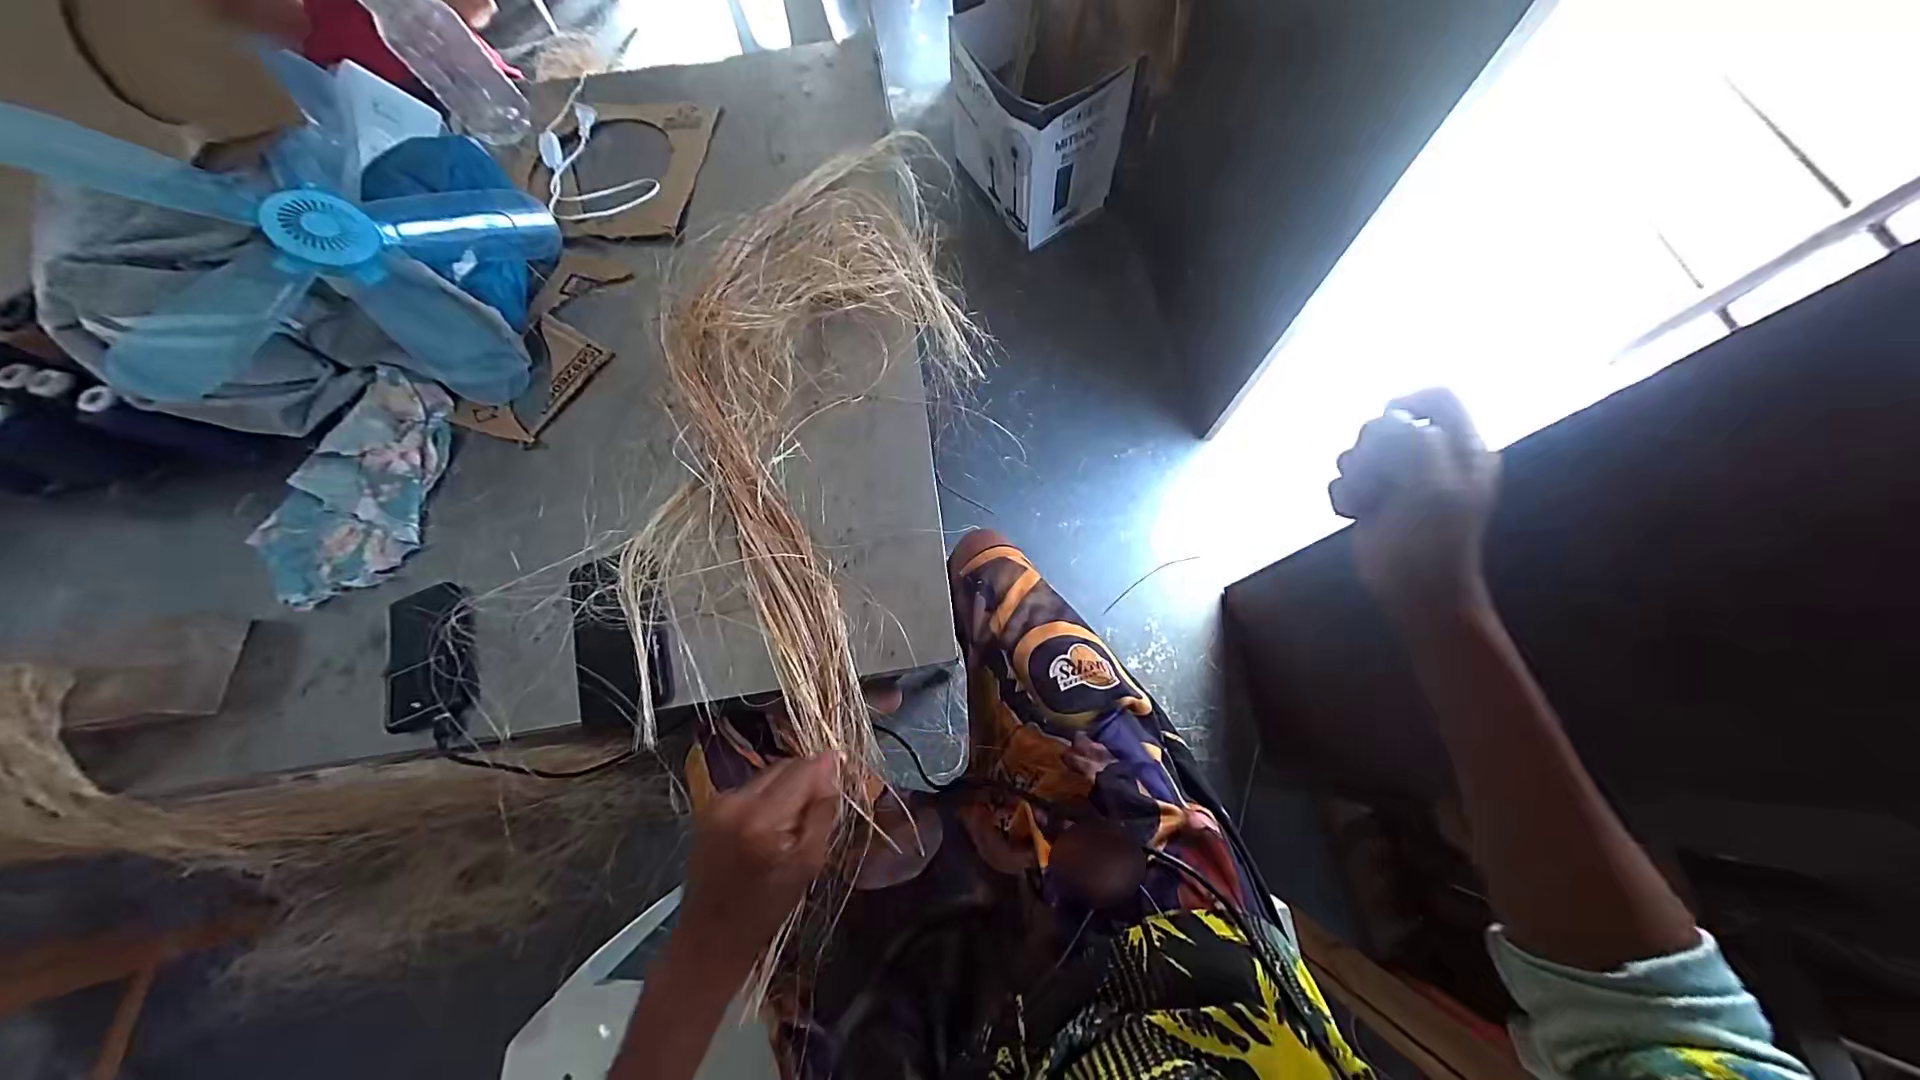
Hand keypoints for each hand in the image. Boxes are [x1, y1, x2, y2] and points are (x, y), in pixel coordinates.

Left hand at [681, 753, 841, 966]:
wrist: (709, 938)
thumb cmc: (766, 909)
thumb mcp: (809, 864)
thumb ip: (822, 811)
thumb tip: (832, 768)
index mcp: (762, 818)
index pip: (802, 769)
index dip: (826, 766)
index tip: (842, 767)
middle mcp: (735, 802)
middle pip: (784, 766)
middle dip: (806, 777)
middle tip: (820, 802)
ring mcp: (717, 803)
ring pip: (767, 774)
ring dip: (786, 787)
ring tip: (792, 820)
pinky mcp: (707, 808)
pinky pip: (750, 788)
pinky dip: (766, 798)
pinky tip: (768, 826)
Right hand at [1329, 389, 1500, 618]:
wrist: (1415, 589)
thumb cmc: (1434, 541)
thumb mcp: (1436, 485)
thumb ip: (1417, 442)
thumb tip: (1391, 419)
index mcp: (1461, 447)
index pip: (1437, 398)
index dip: (1408, 403)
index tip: (1387, 422)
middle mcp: (1428, 457)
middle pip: (1384, 423)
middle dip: (1372, 450)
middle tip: (1381, 480)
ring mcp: (1397, 479)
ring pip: (1358, 451)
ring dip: (1355, 476)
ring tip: (1367, 502)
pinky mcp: (1370, 498)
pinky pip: (1343, 479)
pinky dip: (1343, 495)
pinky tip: (1353, 514)